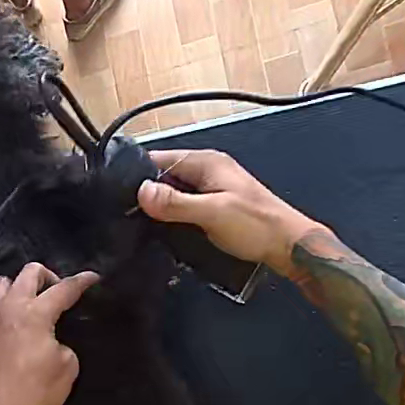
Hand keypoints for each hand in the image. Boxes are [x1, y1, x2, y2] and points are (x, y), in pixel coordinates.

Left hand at [0, 263, 99, 404]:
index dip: (83, 281)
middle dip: (50, 276)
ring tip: (33, 300)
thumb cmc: (29, 395)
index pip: (65, 288)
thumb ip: (66, 344)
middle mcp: (10, 310)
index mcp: (36, 315)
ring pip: (3, 282)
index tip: (91, 278)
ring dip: (20, 286)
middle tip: (60, 290)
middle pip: (29, 272)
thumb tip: (56, 342)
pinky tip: (8, 315)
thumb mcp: (68, 368)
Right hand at [135, 150, 326, 275]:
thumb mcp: (212, 212)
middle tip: (120, 215)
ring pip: (175, 194)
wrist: (289, 247)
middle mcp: (207, 171)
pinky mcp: (216, 209)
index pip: (160, 158)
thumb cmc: (255, 225)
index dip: (137, 174)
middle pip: (165, 177)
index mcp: (207, 162)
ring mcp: (212, 190)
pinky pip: (186, 208)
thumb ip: (176, 202)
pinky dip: (174, 218)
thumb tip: (140, 191)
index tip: (114, 194)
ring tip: (134, 225)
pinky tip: (161, 232)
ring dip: (159, 208)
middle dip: (146, 193)